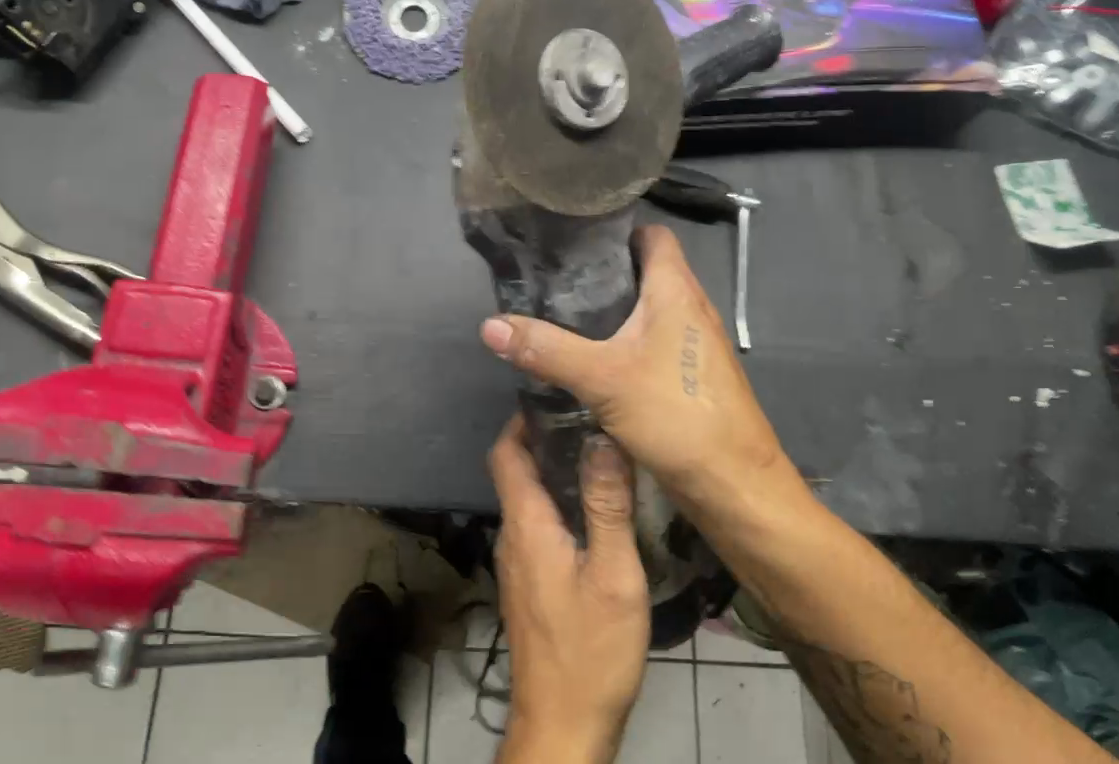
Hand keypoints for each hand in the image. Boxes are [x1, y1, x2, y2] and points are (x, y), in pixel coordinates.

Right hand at [479, 225, 803, 509]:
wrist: (735, 484)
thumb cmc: (677, 415)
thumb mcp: (602, 378)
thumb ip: (546, 349)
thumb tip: (489, 325)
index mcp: (677, 290)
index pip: (652, 235)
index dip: (616, 230)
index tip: (573, 242)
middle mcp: (691, 308)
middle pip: (646, 272)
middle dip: (602, 274)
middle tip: (553, 284)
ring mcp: (693, 344)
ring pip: (648, 311)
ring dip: (612, 312)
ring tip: (564, 319)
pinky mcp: (690, 376)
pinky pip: (652, 343)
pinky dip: (624, 343)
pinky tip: (592, 363)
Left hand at [490, 417, 647, 763]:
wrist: (563, 722)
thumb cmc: (590, 649)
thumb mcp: (612, 575)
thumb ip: (607, 506)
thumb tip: (601, 439)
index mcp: (526, 524)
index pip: (506, 452)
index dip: (524, 419)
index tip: (560, 397)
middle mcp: (512, 536)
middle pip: (517, 472)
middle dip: (547, 441)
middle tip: (595, 421)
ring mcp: (518, 563)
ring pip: (530, 500)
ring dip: (557, 474)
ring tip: (604, 457)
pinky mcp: (530, 585)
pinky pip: (539, 527)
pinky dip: (561, 506)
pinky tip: (598, 511)